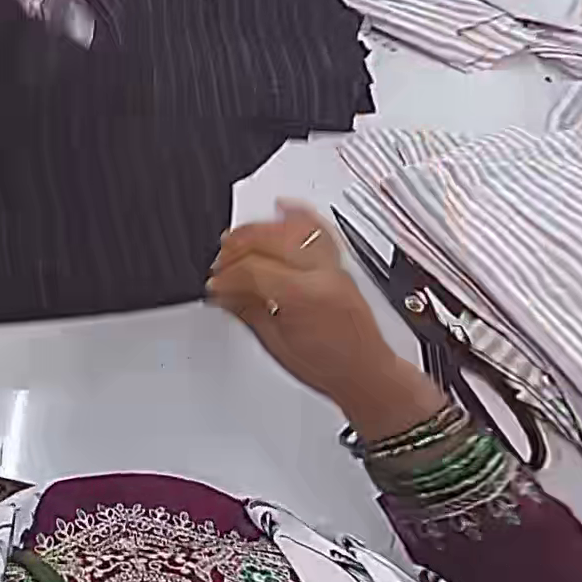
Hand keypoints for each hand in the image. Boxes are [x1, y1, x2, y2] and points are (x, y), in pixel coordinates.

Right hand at [209, 201, 446, 441]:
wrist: (366, 374)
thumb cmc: (329, 368)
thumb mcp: (275, 343)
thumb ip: (247, 309)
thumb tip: (223, 291)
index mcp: (304, 297)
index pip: (253, 269)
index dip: (226, 275)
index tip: (215, 284)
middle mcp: (322, 275)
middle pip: (270, 240)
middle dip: (237, 247)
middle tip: (220, 261)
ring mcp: (334, 266)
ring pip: (293, 228)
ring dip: (260, 229)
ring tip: (239, 239)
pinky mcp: (340, 264)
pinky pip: (319, 229)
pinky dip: (298, 214)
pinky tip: (282, 207)